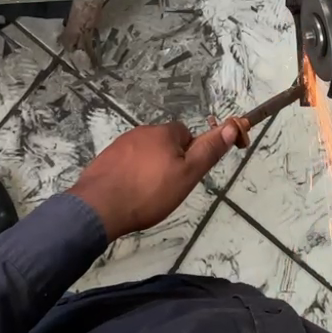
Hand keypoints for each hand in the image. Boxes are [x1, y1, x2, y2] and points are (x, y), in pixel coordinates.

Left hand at [68, 121, 237, 239]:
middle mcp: (142, 131)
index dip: (190, 154)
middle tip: (168, 189)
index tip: (186, 176)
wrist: (100, 206)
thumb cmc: (149, 192)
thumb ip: (209, 151)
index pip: (186, 135)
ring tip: (147, 195)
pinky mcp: (105, 159)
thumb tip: (232, 126)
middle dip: (169, 161)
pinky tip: (129, 194)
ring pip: (144, 153)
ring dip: (149, 168)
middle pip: (164, 143)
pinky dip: (131, 175)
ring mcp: (121, 144)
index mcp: (164, 132)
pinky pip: (126, 163)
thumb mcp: (187, 175)